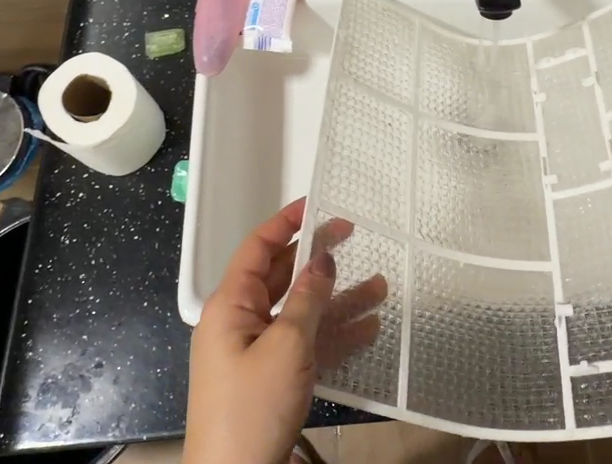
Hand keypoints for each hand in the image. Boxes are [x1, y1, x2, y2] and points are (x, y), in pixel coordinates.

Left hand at [184, 199, 386, 463]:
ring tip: (381, 288)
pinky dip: (334, 337)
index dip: (287, 222)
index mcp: (230, 305)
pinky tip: (369, 330)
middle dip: (321, 261)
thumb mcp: (285, 347)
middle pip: (283, 278)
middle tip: (356, 237)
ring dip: (338, 302)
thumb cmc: (252, 406)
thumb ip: (307, 299)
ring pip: (302, 314)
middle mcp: (241, 322)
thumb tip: (322, 257)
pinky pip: (305, 346)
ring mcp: (256, 354)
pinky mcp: (271, 381)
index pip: (258, 248)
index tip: (318, 204)